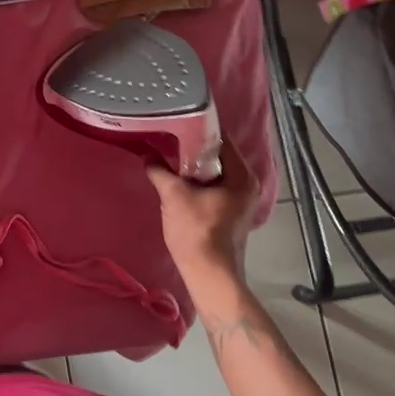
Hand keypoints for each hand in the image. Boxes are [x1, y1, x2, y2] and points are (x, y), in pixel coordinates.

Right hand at [148, 138, 258, 298]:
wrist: (210, 274)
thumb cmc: (197, 232)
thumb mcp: (173, 196)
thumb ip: (160, 171)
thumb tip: (147, 156)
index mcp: (242, 176)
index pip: (222, 139)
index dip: (198, 128)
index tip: (176, 120)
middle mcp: (247, 184)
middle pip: (218, 155)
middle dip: (193, 147)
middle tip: (168, 137)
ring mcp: (241, 200)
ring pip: (214, 172)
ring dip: (193, 166)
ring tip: (169, 155)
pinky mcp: (231, 212)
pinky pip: (213, 186)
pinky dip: (197, 180)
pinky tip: (177, 179)